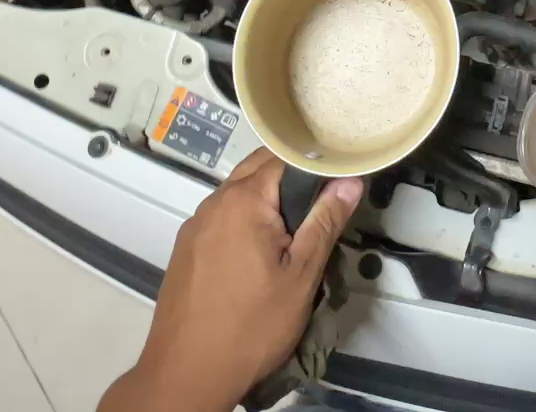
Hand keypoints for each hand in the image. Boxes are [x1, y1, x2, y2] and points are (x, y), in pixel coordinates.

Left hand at [103, 150, 362, 411]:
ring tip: (296, 227)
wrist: (185, 378)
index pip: (285, 157)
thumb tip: (350, 180)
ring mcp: (195, 225)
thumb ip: (325, 222)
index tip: (338, 177)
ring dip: (266, 199)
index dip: (315, 163)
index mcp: (243, 199)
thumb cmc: (250, 326)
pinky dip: (244, 219)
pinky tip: (260, 250)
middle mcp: (214, 202)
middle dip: (291, 178)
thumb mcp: (301, 276)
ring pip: (239, 193)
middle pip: (258, 169)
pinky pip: (222, 216)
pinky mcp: (186, 249)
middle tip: (322, 202)